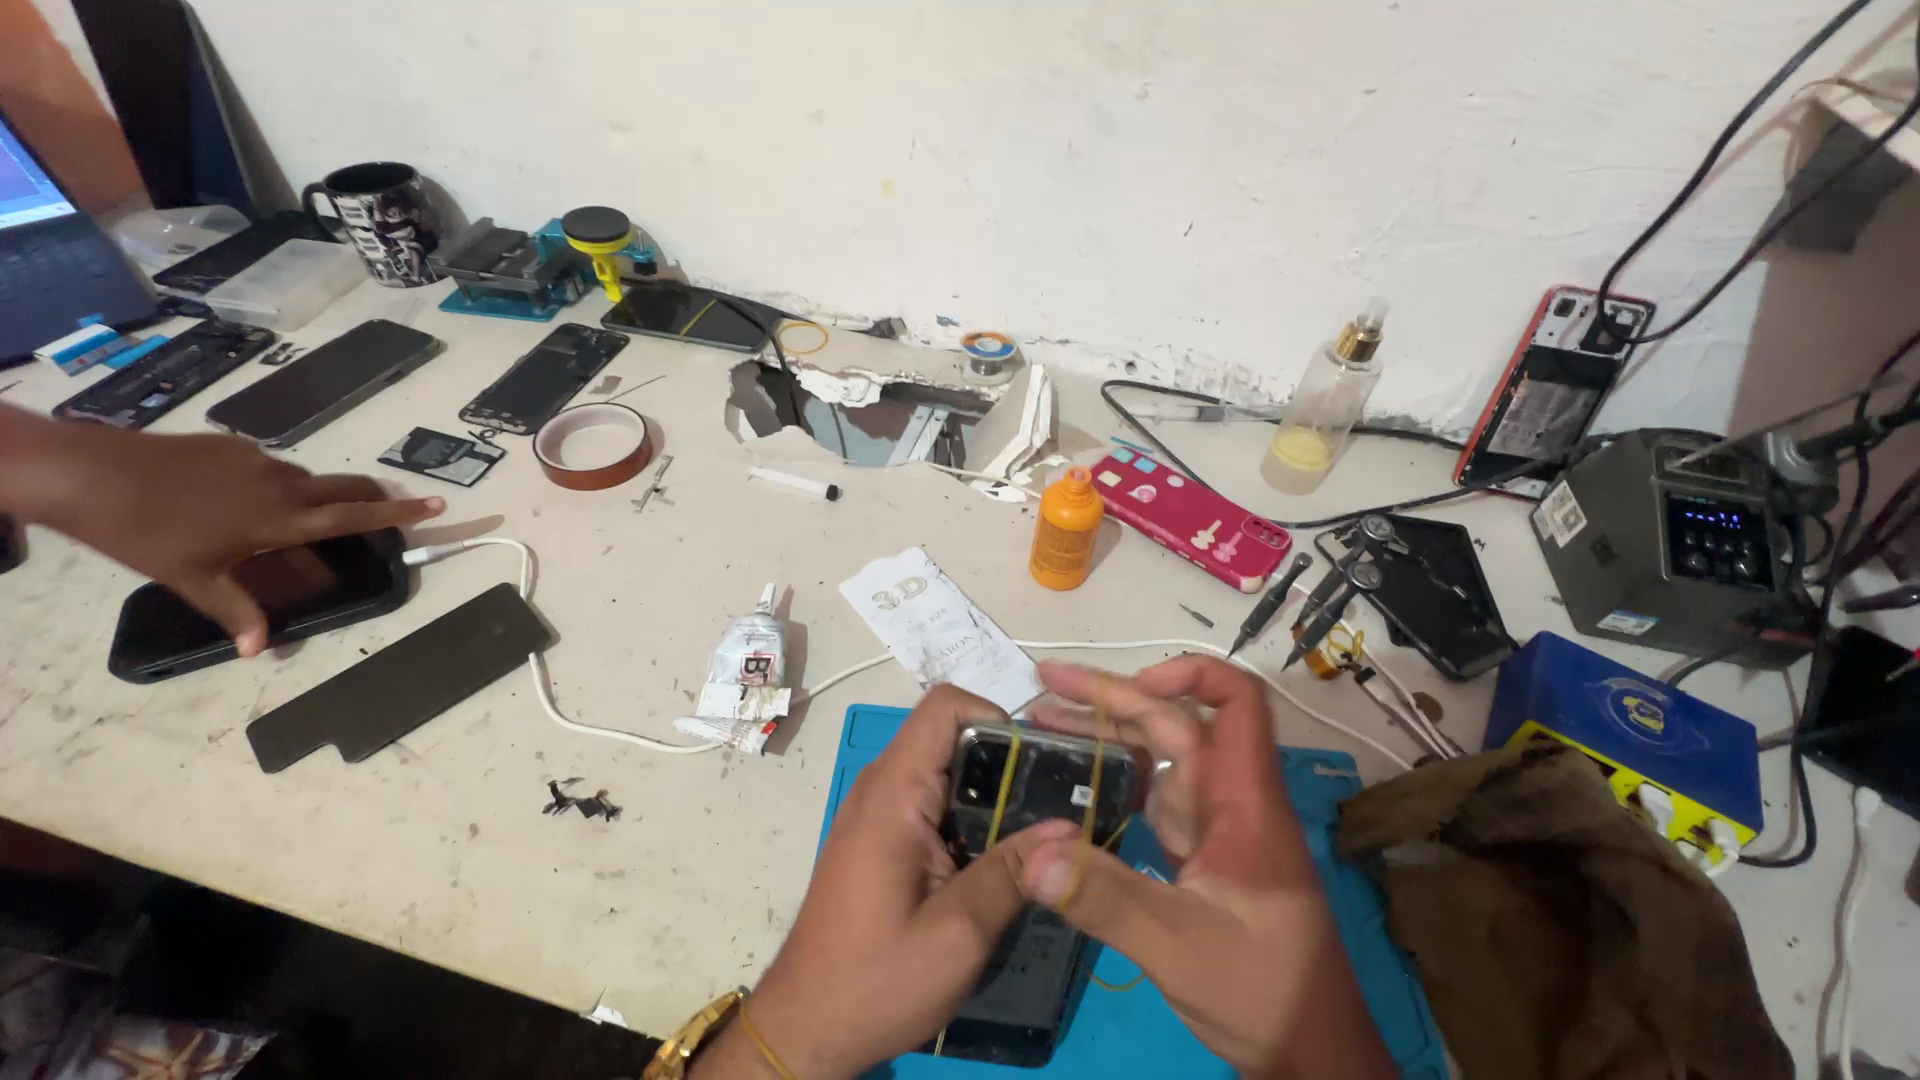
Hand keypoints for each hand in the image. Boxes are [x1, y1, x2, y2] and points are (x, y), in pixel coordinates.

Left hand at [2, 414, 441, 655]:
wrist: (85, 473)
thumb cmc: (142, 532)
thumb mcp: (188, 577)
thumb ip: (234, 610)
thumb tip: (261, 651)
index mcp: (281, 520)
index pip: (356, 516)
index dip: (400, 512)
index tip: (438, 504)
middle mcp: (283, 486)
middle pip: (349, 486)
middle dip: (376, 496)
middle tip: (387, 507)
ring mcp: (259, 461)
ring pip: (306, 479)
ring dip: (311, 495)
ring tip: (276, 516)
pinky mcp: (235, 446)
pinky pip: (269, 466)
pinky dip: (269, 482)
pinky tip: (230, 495)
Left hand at [693, 685, 1073, 1079]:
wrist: (806, 1026)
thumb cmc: (874, 981)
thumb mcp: (957, 935)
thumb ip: (1013, 874)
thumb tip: (1070, 830)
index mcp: (895, 792)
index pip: (945, 706)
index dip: (997, 718)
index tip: (1040, 764)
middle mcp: (883, 786)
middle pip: (952, 735)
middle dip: (1007, 761)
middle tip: (1057, 804)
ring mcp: (880, 810)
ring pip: (947, 770)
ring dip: (994, 794)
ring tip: (1040, 834)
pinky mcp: (883, 836)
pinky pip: (935, 801)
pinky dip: (973, 816)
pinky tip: (1002, 859)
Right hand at [1017, 657, 1395, 1078]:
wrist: (1309, 1053)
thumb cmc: (1264, 991)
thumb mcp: (1180, 946)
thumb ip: (1107, 899)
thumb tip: (1032, 856)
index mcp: (1243, 801)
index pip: (1237, 704)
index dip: (1190, 674)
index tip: (1130, 683)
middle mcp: (1228, 800)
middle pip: (1175, 724)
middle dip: (1112, 699)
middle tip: (1043, 689)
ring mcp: (1213, 827)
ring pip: (1159, 758)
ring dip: (1106, 735)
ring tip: (1043, 724)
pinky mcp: (1199, 854)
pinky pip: (1153, 798)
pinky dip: (1112, 780)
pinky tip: (1073, 786)